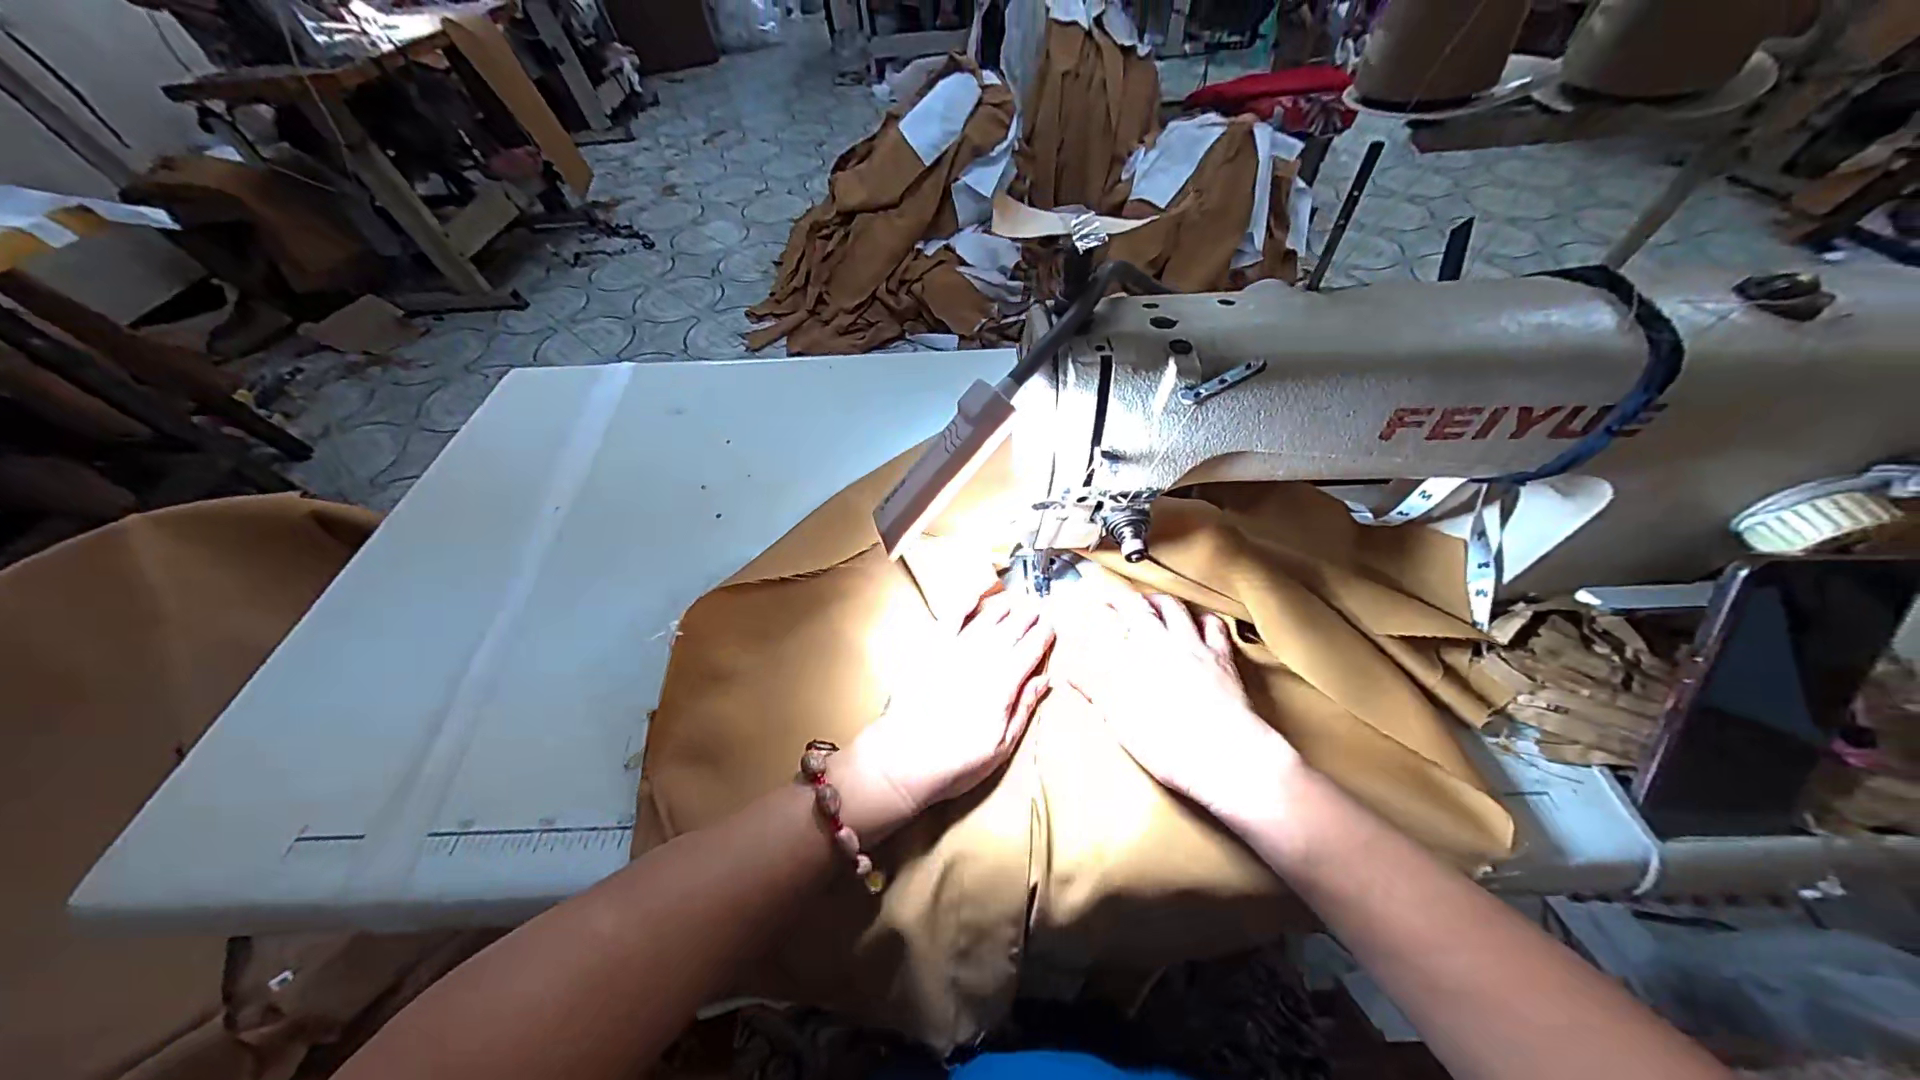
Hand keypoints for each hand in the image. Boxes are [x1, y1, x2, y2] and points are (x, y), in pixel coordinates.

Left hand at [834, 590, 1053, 838]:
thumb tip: (1044, 680)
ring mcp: (954, 651)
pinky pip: (950, 618)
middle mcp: (982, 660)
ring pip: (985, 621)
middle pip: (1011, 630)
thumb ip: (1024, 707)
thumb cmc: (955, 760)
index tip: (1052, 626)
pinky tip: (975, 596)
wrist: (904, 759)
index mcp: (1004, 683)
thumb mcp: (1002, 745)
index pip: (1031, 650)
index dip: (1044, 636)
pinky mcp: (930, 649)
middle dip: (1027, 618)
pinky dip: (964, 603)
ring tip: (1015, 602)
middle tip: (1038, 609)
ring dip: (1003, 610)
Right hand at [1053, 589, 1300, 822]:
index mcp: (1130, 657)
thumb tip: (1071, 674)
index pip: (1107, 621)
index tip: (1091, 607)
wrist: (1221, 754)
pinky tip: (1201, 621)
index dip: (1097, 610)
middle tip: (1116, 596)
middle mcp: (1160, 643)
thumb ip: (1095, 689)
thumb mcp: (1118, 719)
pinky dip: (1203, 618)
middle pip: (1138, 605)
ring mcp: (1193, 646)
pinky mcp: (1221, 657)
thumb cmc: (1168, 743)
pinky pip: (1213, 625)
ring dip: (1160, 600)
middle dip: (1123, 596)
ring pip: (1174, 607)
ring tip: (1153, 601)